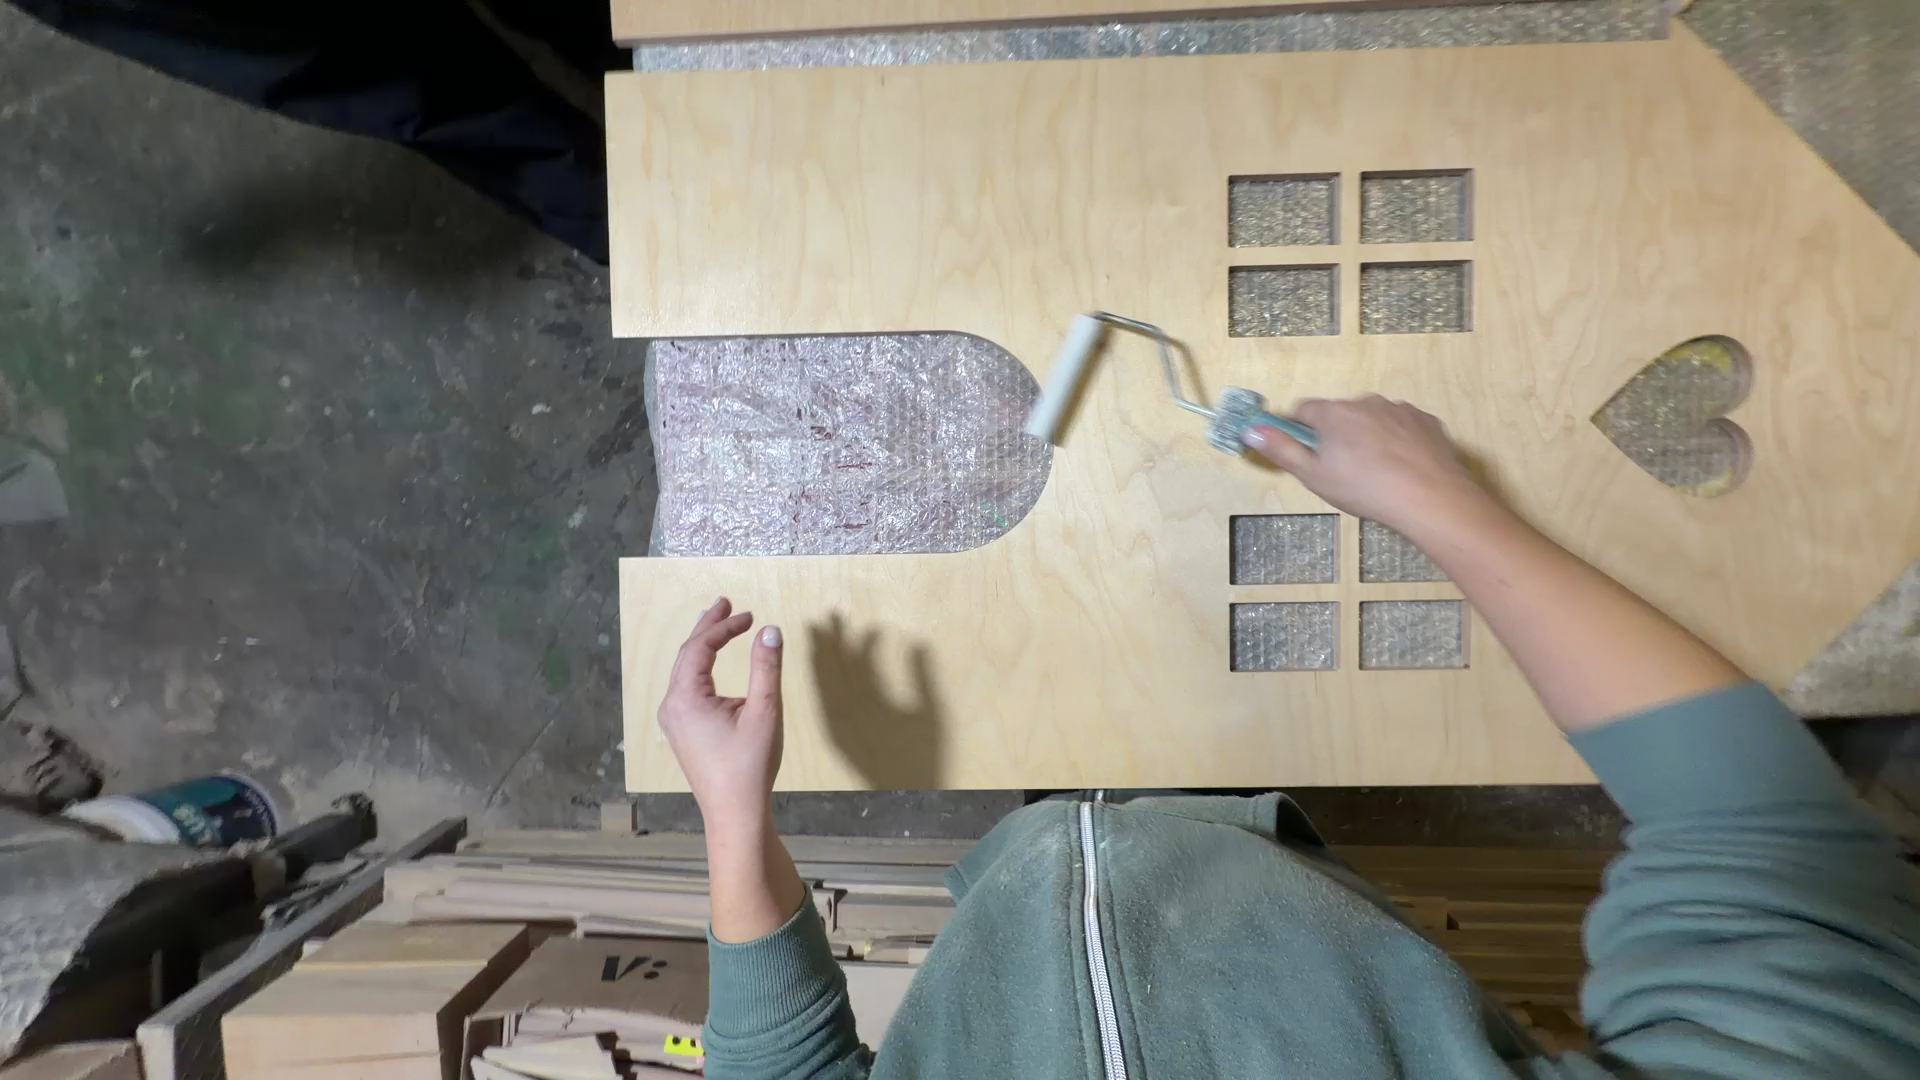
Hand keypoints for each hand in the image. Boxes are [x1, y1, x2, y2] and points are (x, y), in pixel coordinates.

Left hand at [657, 598, 784, 831]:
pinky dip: (701, 665)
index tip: (751, 616)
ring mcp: (674, 720)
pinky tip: (712, 662)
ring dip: (703, 644)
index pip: (700, 648)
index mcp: (686, 698)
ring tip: (719, 623)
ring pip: (685, 670)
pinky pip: (687, 686)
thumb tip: (769, 630)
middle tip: (726, 602)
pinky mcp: (682, 730)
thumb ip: (766, 667)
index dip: (725, 627)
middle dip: (708, 627)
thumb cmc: (750, 764)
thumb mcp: (764, 711)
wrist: (735, 813)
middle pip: (687, 654)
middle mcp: (672, 705)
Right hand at [1244, 395, 1496, 539]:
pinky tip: (1399, 465)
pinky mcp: (1426, 421)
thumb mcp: (1312, 475)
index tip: (1304, 453)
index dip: (1298, 430)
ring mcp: (1399, 409)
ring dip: (1365, 435)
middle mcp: (1365, 402)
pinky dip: (1395, 439)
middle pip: (1338, 413)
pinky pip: (1400, 425)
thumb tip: (1250, 430)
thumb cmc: (1362, 488)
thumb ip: (1281, 449)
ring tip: (1373, 470)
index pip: (1303, 409)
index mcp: (1334, 413)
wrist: (1429, 498)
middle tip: (1339, 468)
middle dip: (1334, 433)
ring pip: (1370, 418)